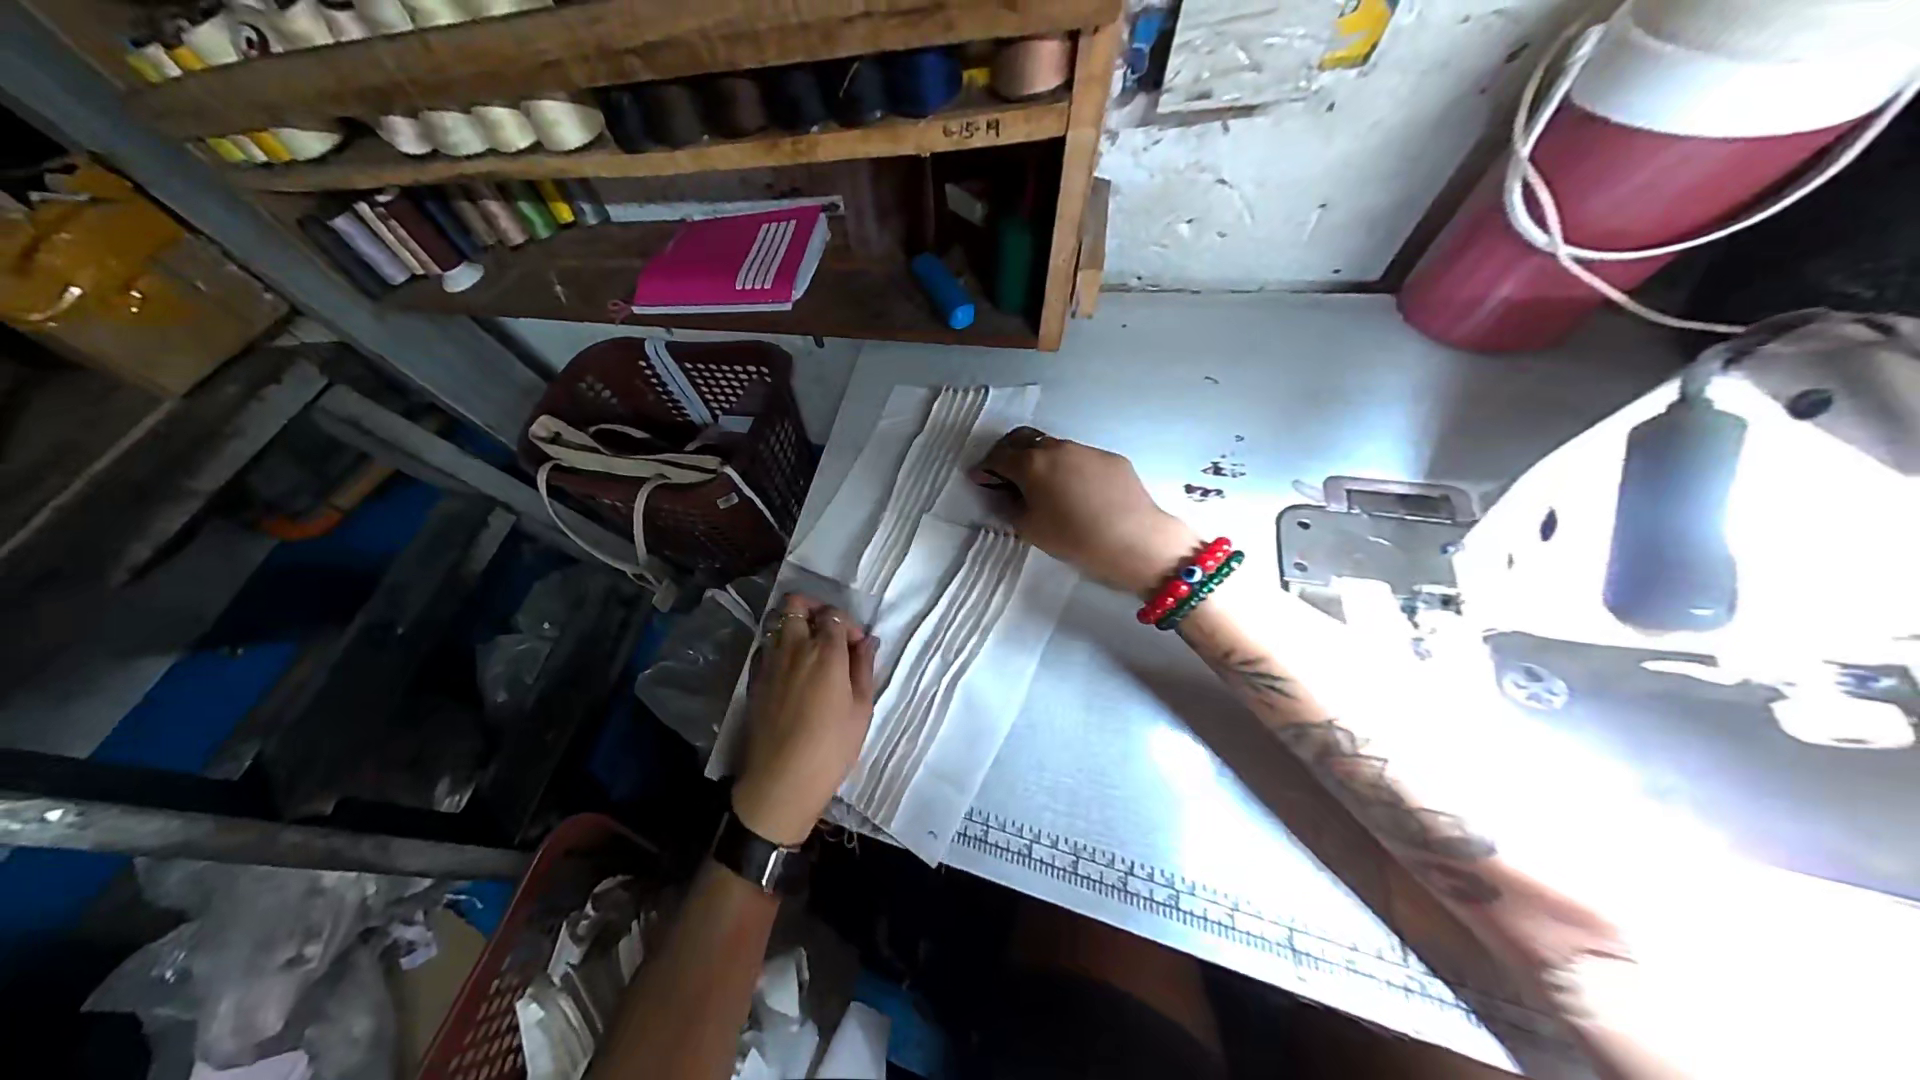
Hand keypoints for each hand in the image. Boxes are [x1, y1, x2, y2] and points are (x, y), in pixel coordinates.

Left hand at [732, 593, 877, 845]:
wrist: (781, 780)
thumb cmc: (831, 747)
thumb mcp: (861, 709)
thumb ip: (863, 668)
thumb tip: (867, 642)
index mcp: (825, 652)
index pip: (834, 615)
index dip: (848, 625)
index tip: (856, 647)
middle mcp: (793, 647)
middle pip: (796, 604)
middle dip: (815, 610)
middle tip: (829, 633)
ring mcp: (769, 662)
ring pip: (777, 622)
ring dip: (795, 625)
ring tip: (810, 650)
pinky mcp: (754, 679)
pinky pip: (765, 646)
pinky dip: (778, 646)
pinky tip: (791, 669)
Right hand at [974, 427, 1199, 596]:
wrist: (1134, 540)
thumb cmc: (1074, 539)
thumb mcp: (1030, 529)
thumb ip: (1011, 506)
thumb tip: (1006, 494)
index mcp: (1031, 464)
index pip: (998, 457)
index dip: (985, 468)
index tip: (980, 479)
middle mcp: (1056, 448)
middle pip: (1024, 440)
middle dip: (1009, 453)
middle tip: (1005, 473)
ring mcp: (1086, 450)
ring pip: (1054, 448)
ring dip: (1041, 461)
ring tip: (1044, 485)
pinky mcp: (1111, 458)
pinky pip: (1080, 459)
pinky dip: (1069, 470)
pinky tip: (1077, 492)